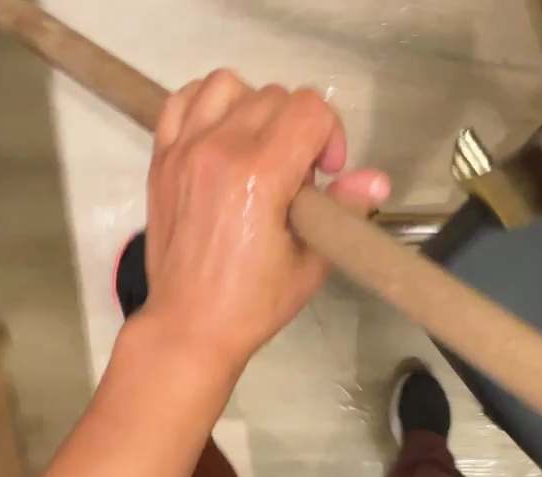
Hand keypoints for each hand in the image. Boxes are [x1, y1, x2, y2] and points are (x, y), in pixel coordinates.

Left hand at [138, 70, 390, 377]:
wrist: (191, 325)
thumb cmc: (253, 305)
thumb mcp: (310, 265)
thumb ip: (343, 212)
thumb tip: (379, 181)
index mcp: (259, 177)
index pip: (309, 110)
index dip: (331, 136)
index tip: (327, 175)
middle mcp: (219, 150)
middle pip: (275, 96)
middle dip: (298, 130)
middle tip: (297, 179)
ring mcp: (185, 149)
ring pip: (230, 86)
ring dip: (256, 110)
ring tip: (261, 153)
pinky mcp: (163, 158)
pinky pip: (185, 100)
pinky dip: (210, 107)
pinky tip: (225, 139)